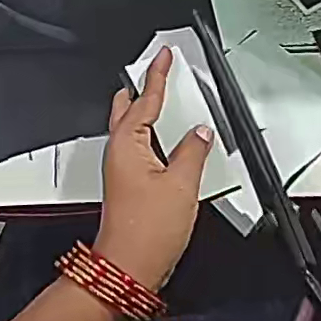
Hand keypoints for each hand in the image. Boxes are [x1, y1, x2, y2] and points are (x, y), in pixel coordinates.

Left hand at [94, 46, 211, 290]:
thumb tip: (201, 132)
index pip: (145, 97)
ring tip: (167, 96)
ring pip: (133, 125)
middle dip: (143, 86)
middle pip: (128, 106)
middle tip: (160, 70)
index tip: (163, 54)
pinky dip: (154, 133)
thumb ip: (193, 152)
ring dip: (147, 109)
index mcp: (127, 142)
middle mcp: (119, 150)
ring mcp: (121, 165)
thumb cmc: (146, 231)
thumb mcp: (181, 185)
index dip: (157, 73)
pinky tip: (171, 139)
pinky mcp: (129, 180)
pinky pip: (141, 145)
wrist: (128, 266)